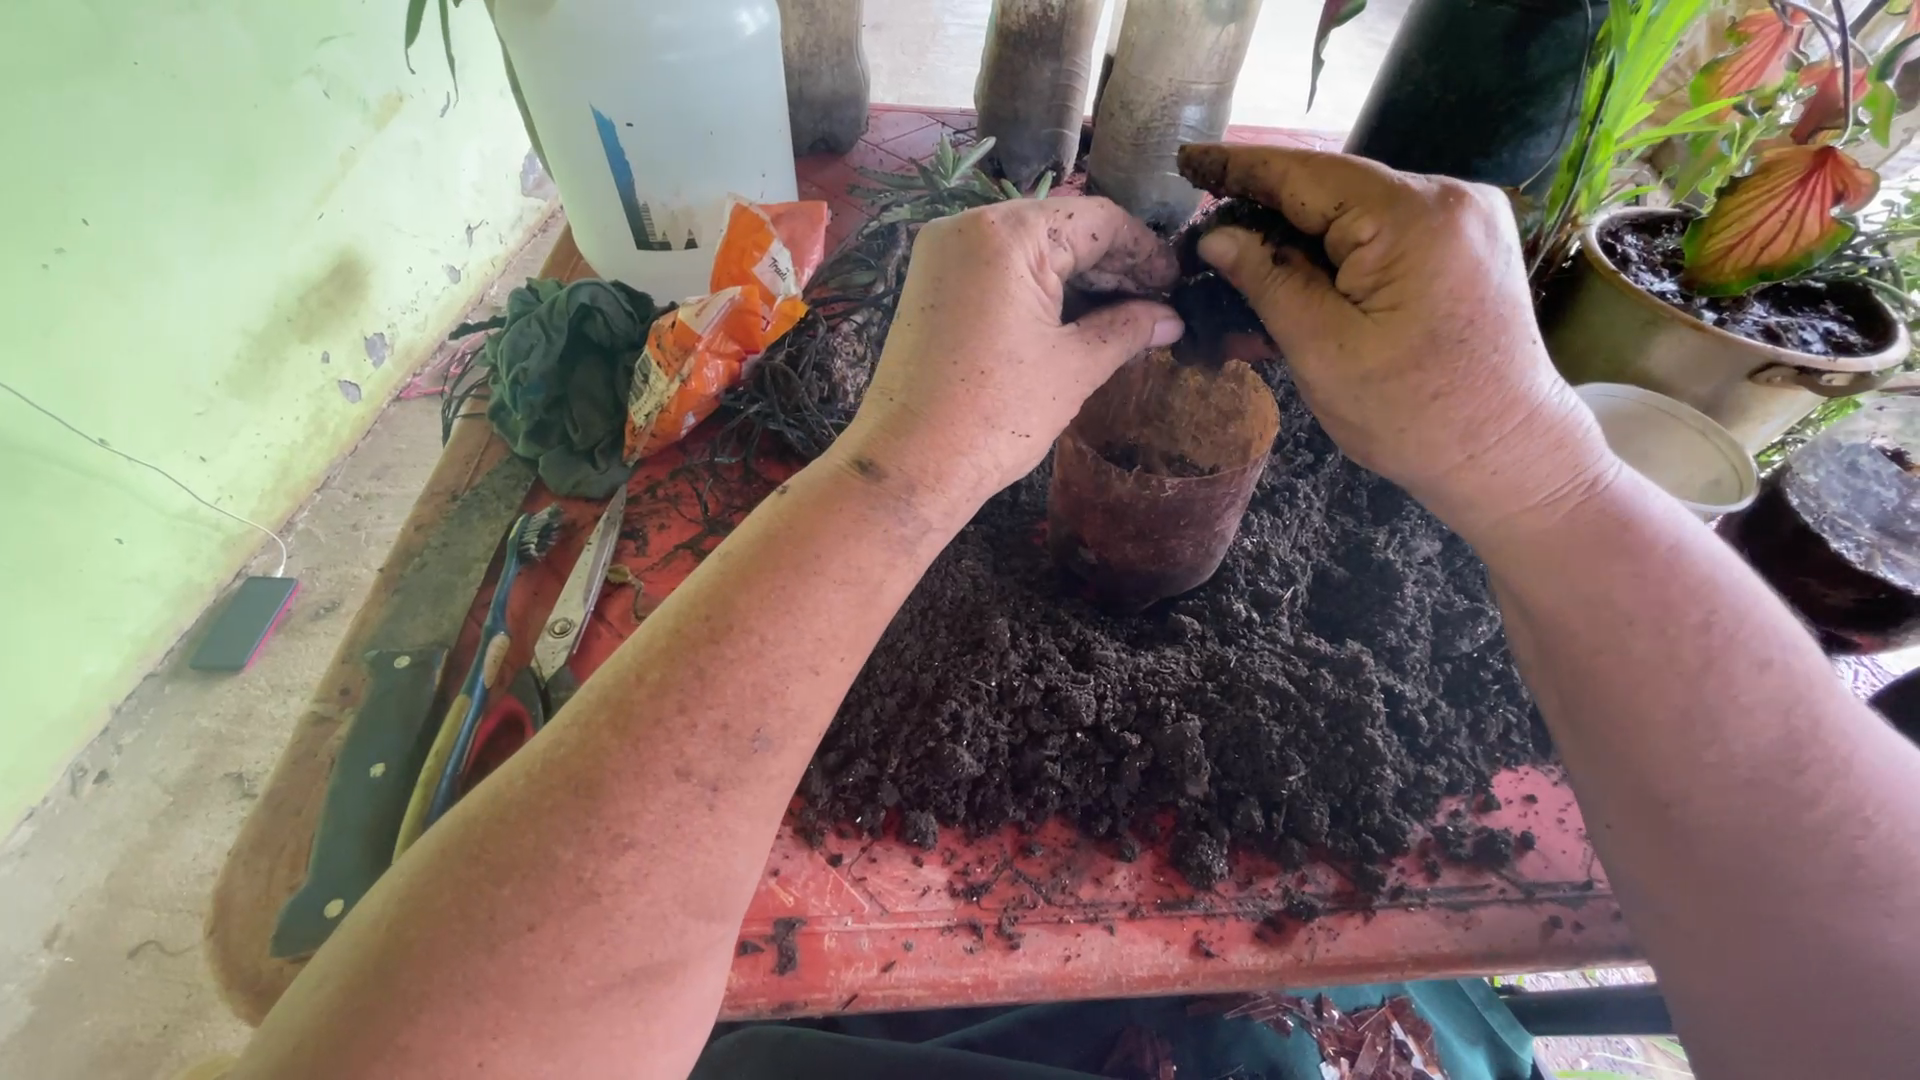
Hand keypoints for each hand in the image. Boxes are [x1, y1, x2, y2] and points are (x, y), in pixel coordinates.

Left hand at [830, 197, 1181, 522]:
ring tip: (1122, 318)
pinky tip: (1072, 320)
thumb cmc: (996, 416)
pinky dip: (1037, 292)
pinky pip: (997, 273)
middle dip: (1111, 267)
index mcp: (1006, 233)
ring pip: (1028, 252)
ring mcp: (941, 256)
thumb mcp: (1074, 367)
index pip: (1097, 220)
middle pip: (1060, 231)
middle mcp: (966, 226)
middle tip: (1155, 306)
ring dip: (1076, 281)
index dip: (1145, 252)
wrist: (910, 464)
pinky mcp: (929, 287)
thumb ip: (1127, 330)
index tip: (1177, 284)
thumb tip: (1171, 318)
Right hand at [1179, 144, 1618, 538]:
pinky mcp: (1462, 249)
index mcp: (1412, 217)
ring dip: (1294, 248)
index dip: (1240, 167)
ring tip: (1239, 279)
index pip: (1306, 173)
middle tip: (1203, 243)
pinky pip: (1379, 241)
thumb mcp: (1321, 350)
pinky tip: (1294, 290)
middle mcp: (1447, 199)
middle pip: (1330, 194)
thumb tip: (1216, 236)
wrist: (1504, 454)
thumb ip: (1267, 282)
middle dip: (1263, 217)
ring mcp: (1461, 222)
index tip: (1188, 159)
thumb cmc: (1409, 413)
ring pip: (1351, 219)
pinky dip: (1331, 263)